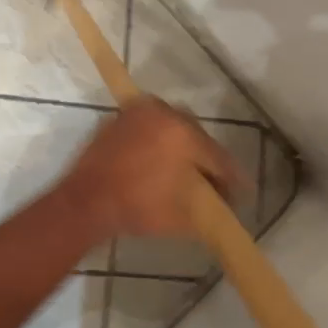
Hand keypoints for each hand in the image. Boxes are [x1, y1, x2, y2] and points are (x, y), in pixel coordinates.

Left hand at [58, 97, 245, 238]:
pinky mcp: (117, 119)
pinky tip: (156, 159)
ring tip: (183, 169)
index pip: (218, 156)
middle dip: (204, 156)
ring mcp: (136, 113)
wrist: (87, 201)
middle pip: (195, 134)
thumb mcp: (185, 215)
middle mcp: (162, 114)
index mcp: (183, 133)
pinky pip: (146, 125)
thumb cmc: (138, 207)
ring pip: (169, 124)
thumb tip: (223, 202)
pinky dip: (155, 138)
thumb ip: (211, 205)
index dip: (231, 178)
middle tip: (209, 179)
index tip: (240, 192)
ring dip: (180, 143)